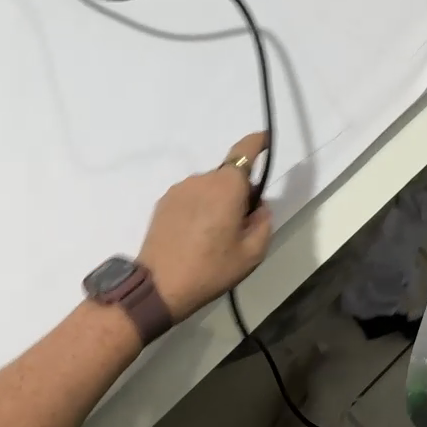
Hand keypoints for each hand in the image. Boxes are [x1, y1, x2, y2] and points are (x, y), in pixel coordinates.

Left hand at [138, 132, 273, 317]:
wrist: (161, 285)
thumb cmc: (211, 269)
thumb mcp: (252, 253)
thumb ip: (263, 221)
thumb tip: (257, 206)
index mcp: (226, 187)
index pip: (244, 151)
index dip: (258, 143)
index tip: (265, 141)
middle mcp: (200, 180)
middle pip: (227, 176)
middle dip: (238, 193)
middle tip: (240, 227)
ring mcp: (178, 190)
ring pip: (208, 188)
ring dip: (216, 203)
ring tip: (213, 238)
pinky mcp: (163, 202)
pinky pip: (190, 198)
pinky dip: (199, 209)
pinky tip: (194, 237)